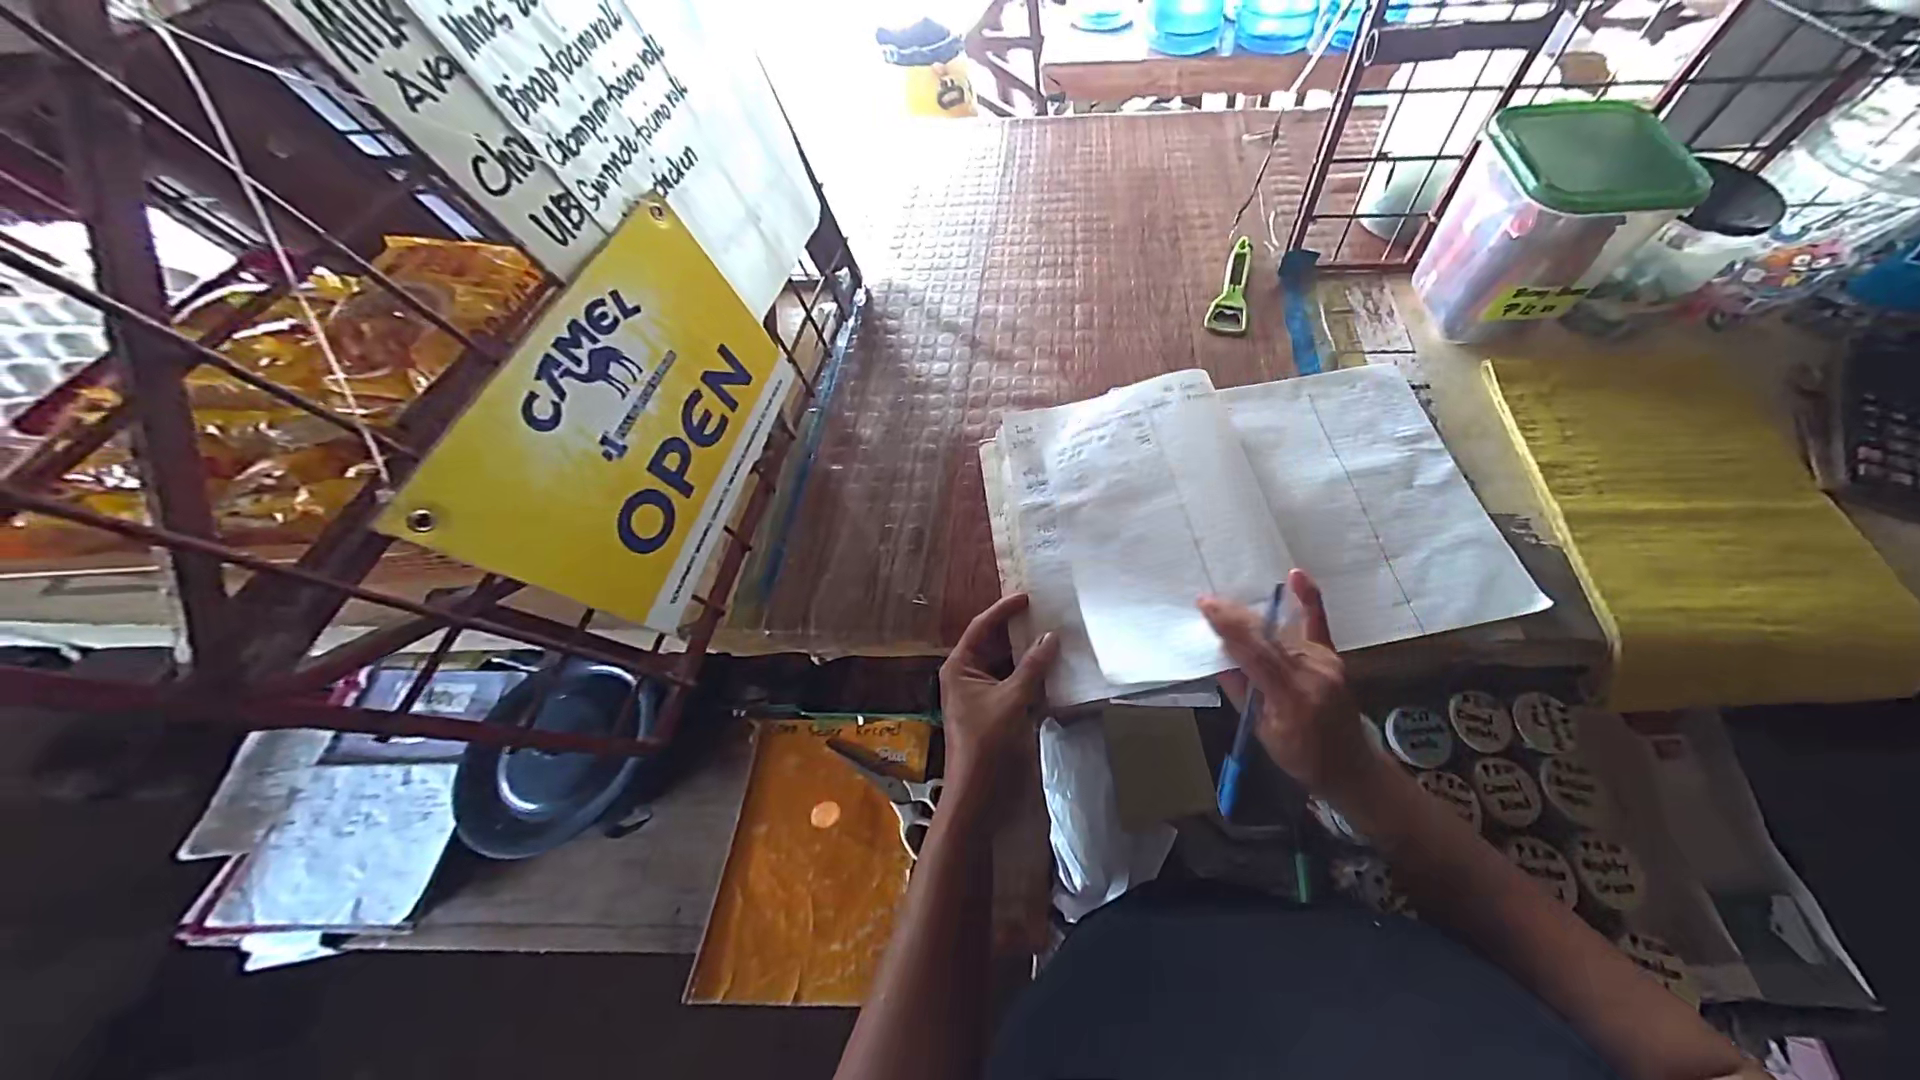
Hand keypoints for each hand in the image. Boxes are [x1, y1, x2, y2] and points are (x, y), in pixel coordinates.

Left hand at [939, 594, 1058, 788]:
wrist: (981, 792)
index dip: (1004, 610)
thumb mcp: (1011, 700)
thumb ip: (1033, 667)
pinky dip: (1036, 676)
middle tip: (1050, 613)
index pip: (981, 627)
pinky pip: (1019, 683)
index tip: (1028, 596)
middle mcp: (970, 675)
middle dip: (1022, 630)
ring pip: (1011, 664)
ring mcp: (986, 693)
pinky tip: (1058, 667)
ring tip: (1059, 635)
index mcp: (960, 667)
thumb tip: (1052, 636)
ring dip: (1032, 654)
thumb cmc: (987, 742)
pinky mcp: (1001, 710)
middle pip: (997, 643)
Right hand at [1198, 569, 1379, 798]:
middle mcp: (1313, 671)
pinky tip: (1296, 576)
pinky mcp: (1334, 657)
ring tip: (1224, 603)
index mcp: (1292, 695)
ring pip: (1281, 630)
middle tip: (1207, 602)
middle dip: (1234, 617)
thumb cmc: (1302, 757)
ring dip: (1251, 616)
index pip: (1254, 652)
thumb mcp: (1261, 730)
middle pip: (1266, 636)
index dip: (1228, 627)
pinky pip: (1318, 623)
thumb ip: (1240, 690)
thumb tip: (1219, 655)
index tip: (1205, 607)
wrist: (1352, 768)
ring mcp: (1326, 661)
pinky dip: (1308, 599)